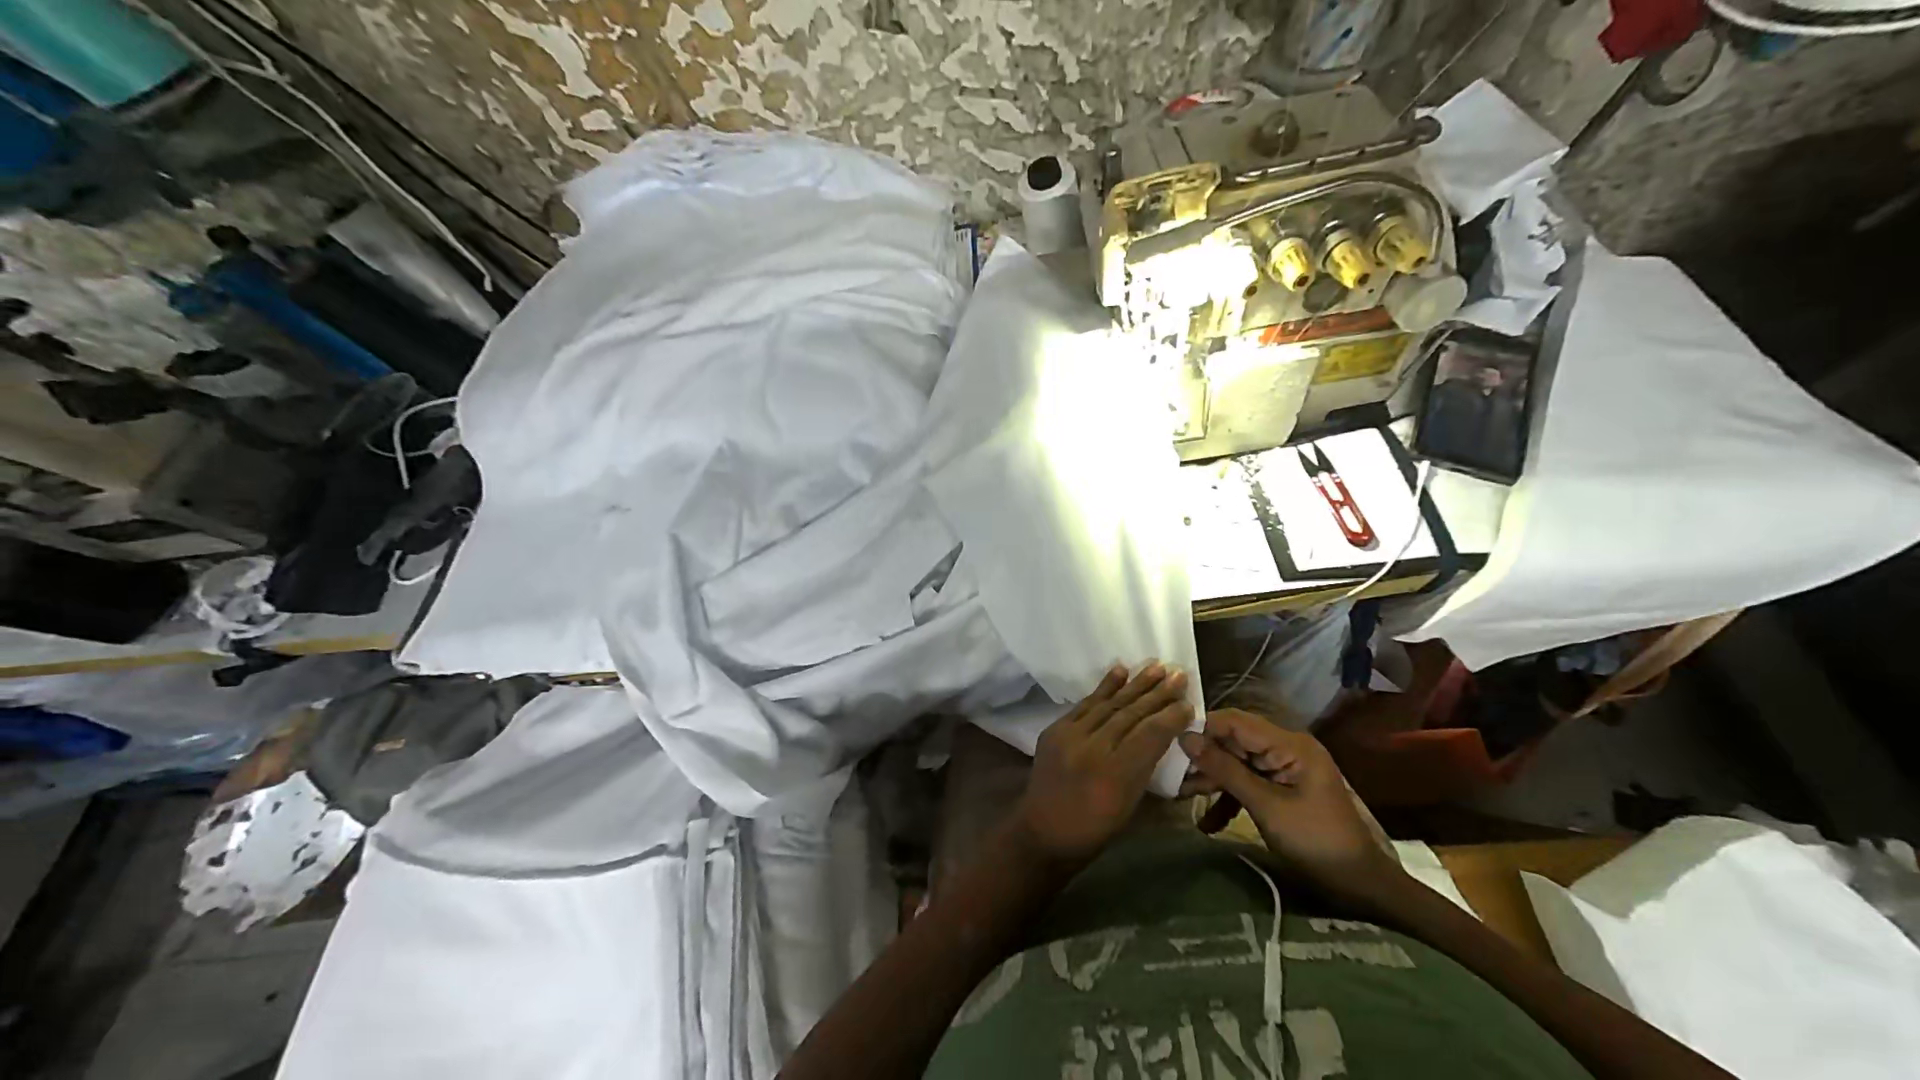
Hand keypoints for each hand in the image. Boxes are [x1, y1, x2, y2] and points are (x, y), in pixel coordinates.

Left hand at [1014, 663, 1192, 864]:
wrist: (1042, 831)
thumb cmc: (1095, 828)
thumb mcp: (1130, 805)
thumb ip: (1147, 767)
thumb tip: (1167, 735)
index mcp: (1116, 776)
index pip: (1149, 735)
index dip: (1171, 717)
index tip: (1188, 702)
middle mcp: (1091, 750)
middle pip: (1130, 714)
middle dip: (1157, 694)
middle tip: (1178, 675)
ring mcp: (1069, 737)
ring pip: (1108, 704)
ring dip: (1133, 684)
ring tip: (1155, 667)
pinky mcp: (1054, 730)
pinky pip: (1084, 704)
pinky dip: (1103, 687)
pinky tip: (1119, 670)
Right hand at [1179, 709, 1406, 909]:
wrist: (1360, 886)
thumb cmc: (1316, 842)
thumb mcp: (1266, 806)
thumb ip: (1226, 770)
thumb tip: (1186, 738)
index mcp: (1290, 744)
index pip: (1236, 721)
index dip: (1203, 727)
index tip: (1169, 741)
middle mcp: (1286, 748)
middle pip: (1233, 741)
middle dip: (1203, 757)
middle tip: (1172, 775)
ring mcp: (1284, 768)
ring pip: (1236, 762)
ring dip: (1211, 779)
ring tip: (1181, 796)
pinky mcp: (1281, 787)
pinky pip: (1246, 782)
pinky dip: (1227, 798)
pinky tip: (1209, 823)